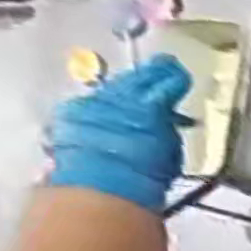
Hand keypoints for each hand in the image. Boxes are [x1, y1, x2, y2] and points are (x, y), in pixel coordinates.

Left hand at [46, 54, 193, 212]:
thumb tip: (168, 120)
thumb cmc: (144, 172)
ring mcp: (87, 106)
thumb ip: (168, 128)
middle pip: (132, 82)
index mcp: (144, 107)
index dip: (171, 79)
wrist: (101, 184)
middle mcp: (113, 100)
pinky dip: (108, 99)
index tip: (179, 70)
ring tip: (142, 83)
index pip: (160, 87)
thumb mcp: (169, 149)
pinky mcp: (70, 116)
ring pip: (113, 90)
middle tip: (163, 66)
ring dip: (129, 87)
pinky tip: (116, 102)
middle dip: (148, 76)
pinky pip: (94, 101)